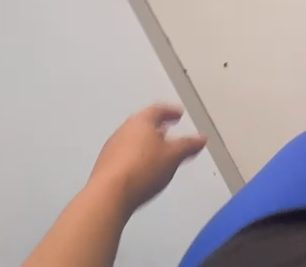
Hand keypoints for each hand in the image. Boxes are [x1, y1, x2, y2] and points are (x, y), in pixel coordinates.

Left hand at [89, 104, 207, 214]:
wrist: (108, 196)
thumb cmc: (143, 169)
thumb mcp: (173, 156)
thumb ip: (188, 145)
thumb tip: (202, 138)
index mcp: (141, 121)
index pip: (158, 110)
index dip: (170, 111)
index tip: (179, 114)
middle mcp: (124, 129)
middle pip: (143, 124)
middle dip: (157, 128)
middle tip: (168, 131)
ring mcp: (111, 147)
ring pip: (132, 139)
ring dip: (145, 143)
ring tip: (156, 152)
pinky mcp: (104, 166)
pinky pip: (123, 155)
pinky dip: (135, 157)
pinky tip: (140, 169)